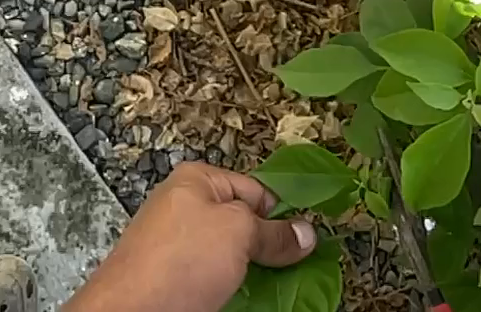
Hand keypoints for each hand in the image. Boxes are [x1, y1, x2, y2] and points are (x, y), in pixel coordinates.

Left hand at [63, 162, 316, 311]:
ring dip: (252, 274)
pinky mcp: (173, 282)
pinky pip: (213, 280)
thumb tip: (307, 233)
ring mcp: (177, 247)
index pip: (253, 188)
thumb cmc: (181, 260)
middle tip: (295, 269)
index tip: (305, 240)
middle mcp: (185, 207)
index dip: (280, 213)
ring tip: (279, 289)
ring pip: (228, 257)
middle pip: (241, 224)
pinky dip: (232, 290)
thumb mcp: (237, 233)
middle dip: (266, 246)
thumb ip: (273, 232)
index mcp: (196, 180)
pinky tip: (249, 303)